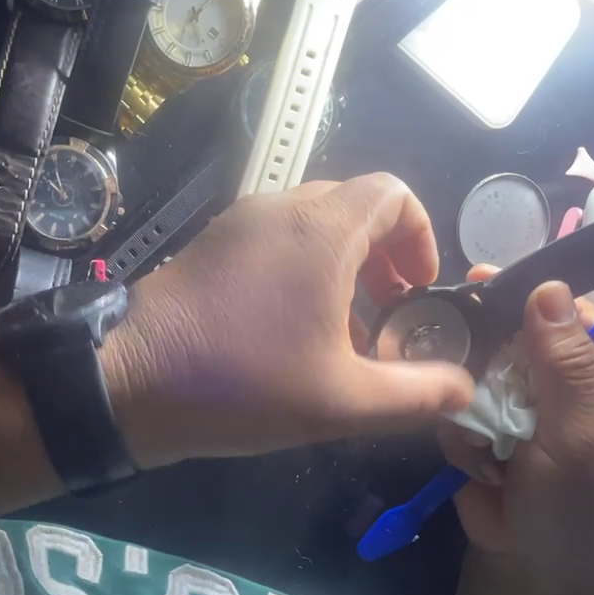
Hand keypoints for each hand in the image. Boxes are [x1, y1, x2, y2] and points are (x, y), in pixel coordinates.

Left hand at [102, 174, 474, 466]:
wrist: (128, 383)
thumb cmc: (242, 384)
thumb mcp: (342, 401)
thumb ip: (415, 394)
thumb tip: (464, 388)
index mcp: (320, 228)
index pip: (393, 193)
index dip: (421, 236)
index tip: (418, 291)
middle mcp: (279, 210)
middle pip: (354, 208)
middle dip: (384, 258)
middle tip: (388, 317)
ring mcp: (237, 226)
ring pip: (311, 228)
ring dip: (342, 270)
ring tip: (343, 335)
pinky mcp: (209, 249)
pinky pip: (272, 244)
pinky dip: (300, 273)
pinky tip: (291, 333)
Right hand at [436, 265, 593, 581]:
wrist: (536, 571)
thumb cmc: (577, 507)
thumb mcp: (578, 434)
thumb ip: (563, 363)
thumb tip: (547, 287)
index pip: (573, 316)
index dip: (531, 299)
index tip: (482, 283)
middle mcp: (565, 386)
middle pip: (514, 341)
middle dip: (491, 368)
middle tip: (477, 388)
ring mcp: (523, 409)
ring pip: (478, 376)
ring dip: (476, 413)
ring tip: (489, 451)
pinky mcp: (486, 432)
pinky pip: (460, 411)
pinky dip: (462, 439)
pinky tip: (480, 468)